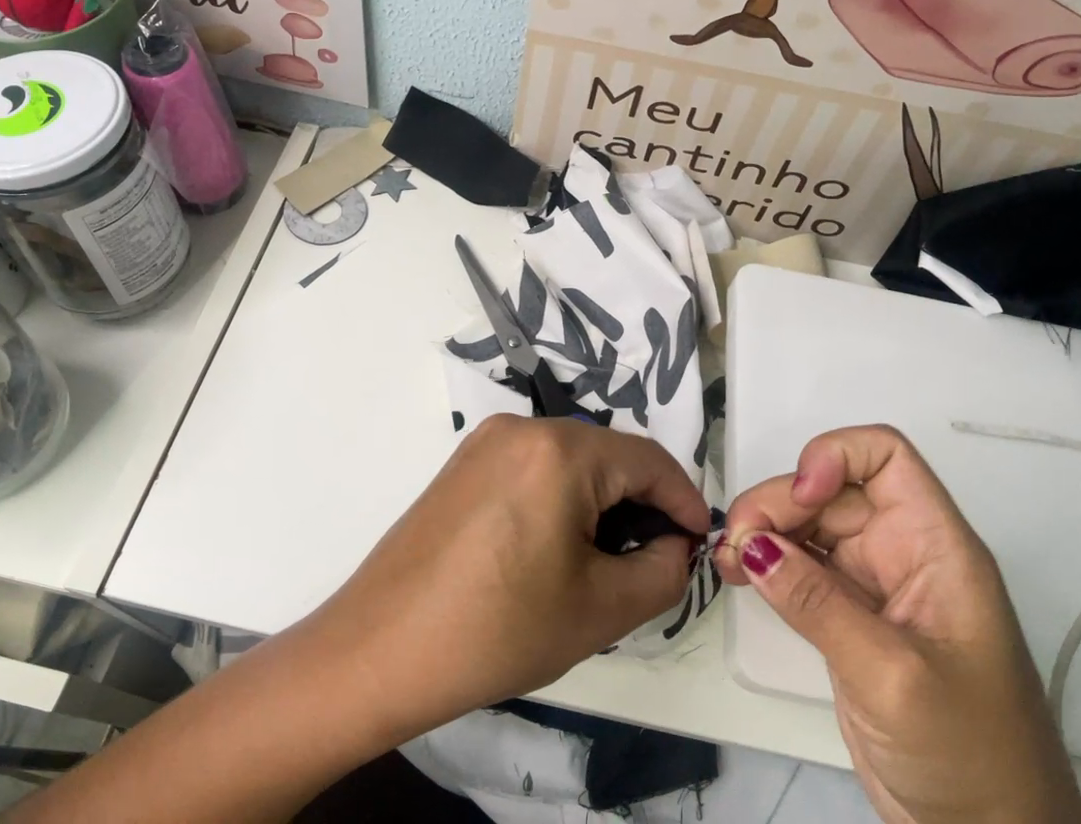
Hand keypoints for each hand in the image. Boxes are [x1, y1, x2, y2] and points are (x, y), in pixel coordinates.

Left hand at [298, 415, 709, 742]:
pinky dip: (561, 501)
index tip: (701, 544)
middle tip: (654, 563)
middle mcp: (519, 428)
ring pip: (570, 463)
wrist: (380, 652)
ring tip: (607, 564)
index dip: (686, 502)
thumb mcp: (603, 609)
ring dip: (600, 504)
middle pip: (608, 457)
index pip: (649, 461)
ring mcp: (482, 444)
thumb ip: (664, 570)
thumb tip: (676, 545)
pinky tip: (558, 552)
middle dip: (641, 505)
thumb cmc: (498, 630)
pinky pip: (531, 471)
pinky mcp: (459, 467)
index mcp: (559, 449)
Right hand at [714, 425, 1080, 823]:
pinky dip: (765, 564)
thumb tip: (752, 545)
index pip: (886, 458)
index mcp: (936, 548)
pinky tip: (737, 577)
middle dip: (780, 502)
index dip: (835, 457)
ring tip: (726, 562)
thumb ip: (818, 604)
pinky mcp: (848, 620)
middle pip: (833, 490)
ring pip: (809, 527)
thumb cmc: (967, 752)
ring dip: (763, 531)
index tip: (798, 498)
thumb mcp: (891, 674)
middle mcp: (903, 554)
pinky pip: (800, 569)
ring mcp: (873, 587)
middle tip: (736, 545)